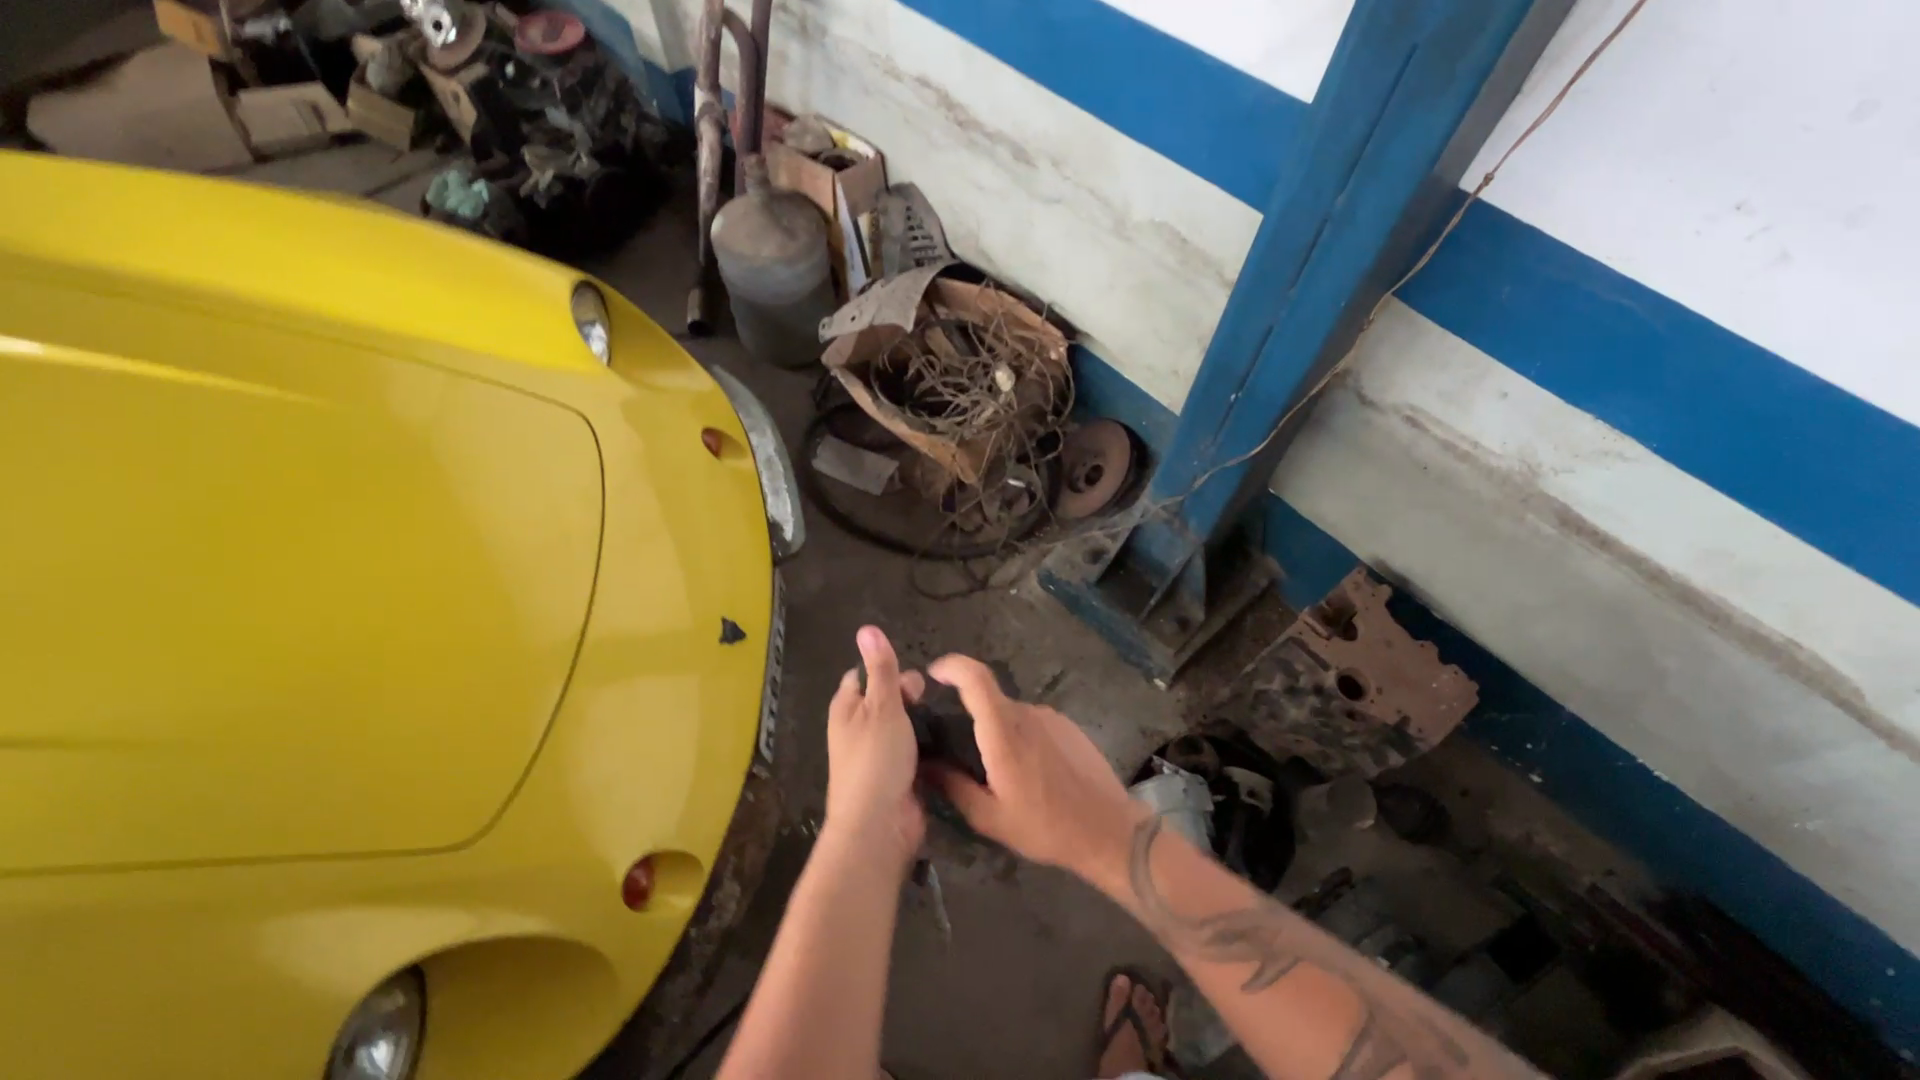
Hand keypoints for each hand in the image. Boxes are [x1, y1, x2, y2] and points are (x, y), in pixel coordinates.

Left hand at [822, 626, 926, 873]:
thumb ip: (880, 669)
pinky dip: (927, 746)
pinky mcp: (897, 777)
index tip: (915, 673)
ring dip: (920, 722)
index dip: (884, 668)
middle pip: (884, 700)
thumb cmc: (876, 759)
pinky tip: (949, 742)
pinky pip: (913, 752)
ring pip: (901, 728)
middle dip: (909, 695)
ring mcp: (877, 756)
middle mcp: (857, 730)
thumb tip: (867, 628)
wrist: (879, 826)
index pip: (861, 675)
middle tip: (932, 697)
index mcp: (846, 709)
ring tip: (948, 715)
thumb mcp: (881, 706)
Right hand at [927, 654, 1141, 884]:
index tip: (934, 674)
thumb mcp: (990, 818)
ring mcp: (1052, 717)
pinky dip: (1022, 739)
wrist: (1109, 831)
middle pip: (989, 700)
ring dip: (999, 734)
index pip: (975, 678)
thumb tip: (924, 765)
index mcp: (1003, 732)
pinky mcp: (1069, 726)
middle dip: (971, 719)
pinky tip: (1030, 773)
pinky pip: (1034, 724)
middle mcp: (1027, 714)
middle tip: (962, 755)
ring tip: (1001, 774)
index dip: (951, 666)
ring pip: (1012, 715)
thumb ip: (953, 786)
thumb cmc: (1046, 827)